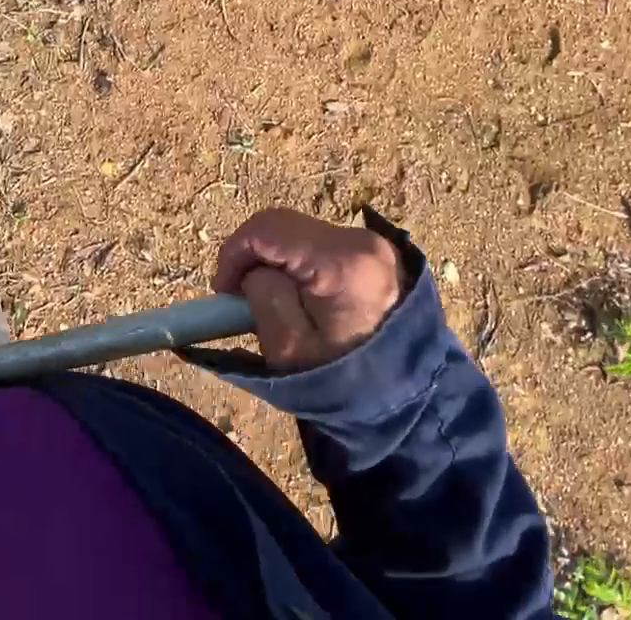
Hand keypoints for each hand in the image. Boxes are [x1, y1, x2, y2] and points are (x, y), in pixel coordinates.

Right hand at [212, 208, 404, 370]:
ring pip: (297, 233)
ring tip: (265, 297)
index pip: (266, 229)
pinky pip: (316, 244)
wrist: (406, 403)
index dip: (233, 253)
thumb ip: (262, 295)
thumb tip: (255, 271)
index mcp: (342, 261)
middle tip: (239, 295)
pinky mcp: (373, 255)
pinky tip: (293, 294)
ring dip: (271, 259)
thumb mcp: (287, 346)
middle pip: (281, 226)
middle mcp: (361, 241)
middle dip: (251, 256)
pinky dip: (293, 262)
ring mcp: (372, 246)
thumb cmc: (342, 379)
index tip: (224, 290)